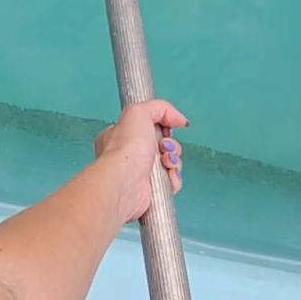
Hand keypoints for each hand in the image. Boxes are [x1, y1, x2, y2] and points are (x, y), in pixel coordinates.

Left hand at [93, 100, 187, 222]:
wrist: (125, 182)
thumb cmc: (126, 147)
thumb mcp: (139, 112)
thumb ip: (160, 108)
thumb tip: (180, 120)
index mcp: (120, 136)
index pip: (147, 128)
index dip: (162, 127)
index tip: (165, 129)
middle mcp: (129, 156)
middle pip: (162, 146)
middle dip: (170, 145)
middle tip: (164, 148)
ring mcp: (140, 175)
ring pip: (169, 163)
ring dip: (173, 160)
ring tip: (165, 163)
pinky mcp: (151, 191)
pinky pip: (171, 181)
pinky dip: (173, 178)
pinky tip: (166, 176)